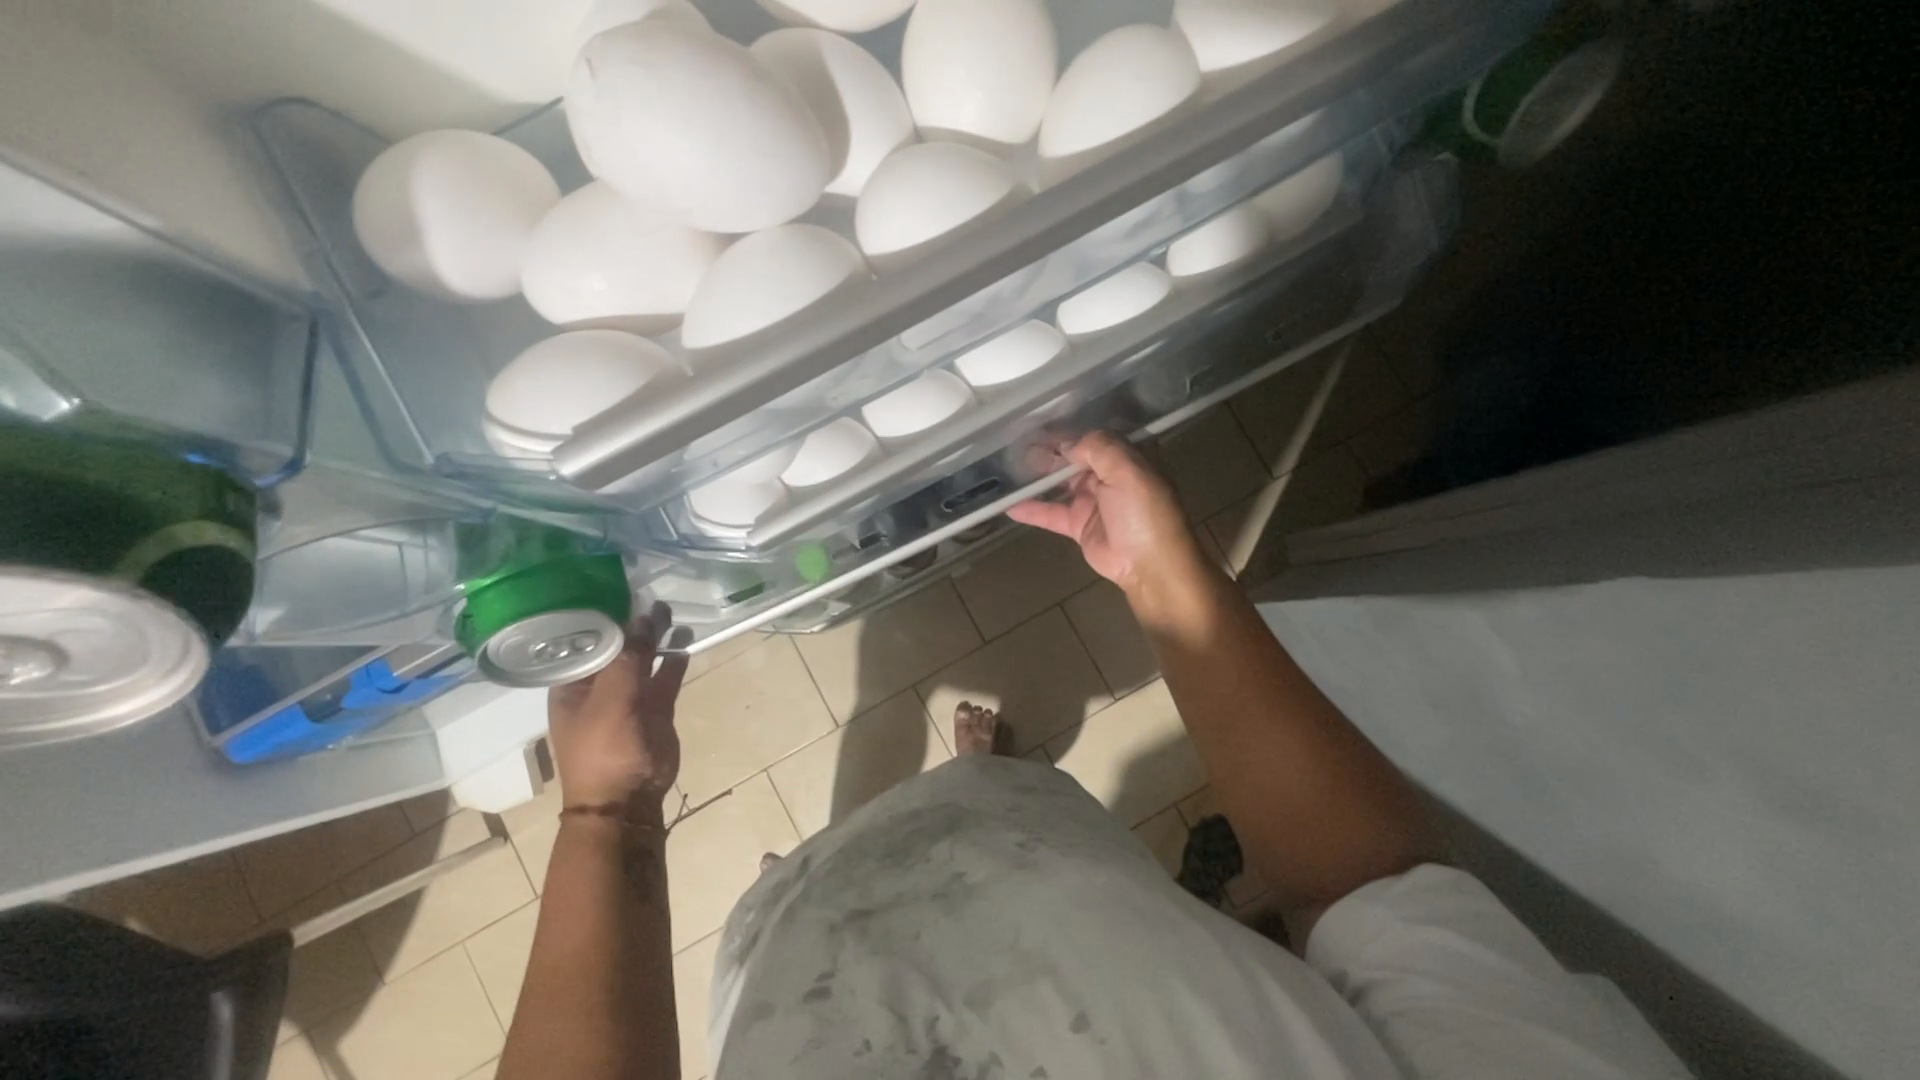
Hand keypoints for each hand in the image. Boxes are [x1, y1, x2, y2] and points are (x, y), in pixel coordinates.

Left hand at [546, 603, 689, 813]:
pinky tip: (685, 639)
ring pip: (644, 660)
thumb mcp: (613, 698)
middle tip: (653, 594)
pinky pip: (665, 677)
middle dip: (634, 623)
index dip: (604, 615)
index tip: (622, 586)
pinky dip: (675, 660)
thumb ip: (630, 657)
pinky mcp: (655, 710)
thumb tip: (646, 615)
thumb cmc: (604, 749)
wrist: (627, 800)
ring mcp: (628, 698)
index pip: (586, 640)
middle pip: (618, 646)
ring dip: (656, 638)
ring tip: (673, 611)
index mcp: (572, 684)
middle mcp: (598, 687)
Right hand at [1007, 432, 1217, 609]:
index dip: (1072, 429)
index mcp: (1128, 459)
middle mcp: (1111, 477)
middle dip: (1050, 450)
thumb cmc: (1144, 512)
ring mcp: (1094, 502)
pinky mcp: (1080, 526)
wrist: (1150, 565)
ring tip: (1010, 466)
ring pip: (1061, 483)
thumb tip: (1066, 443)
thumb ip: (1097, 448)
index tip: (1042, 423)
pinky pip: (1052, 513)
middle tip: (1019, 443)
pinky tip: (1009, 505)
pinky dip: (1032, 509)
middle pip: (1075, 458)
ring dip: (1038, 476)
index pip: (1096, 437)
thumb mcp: (1127, 470)